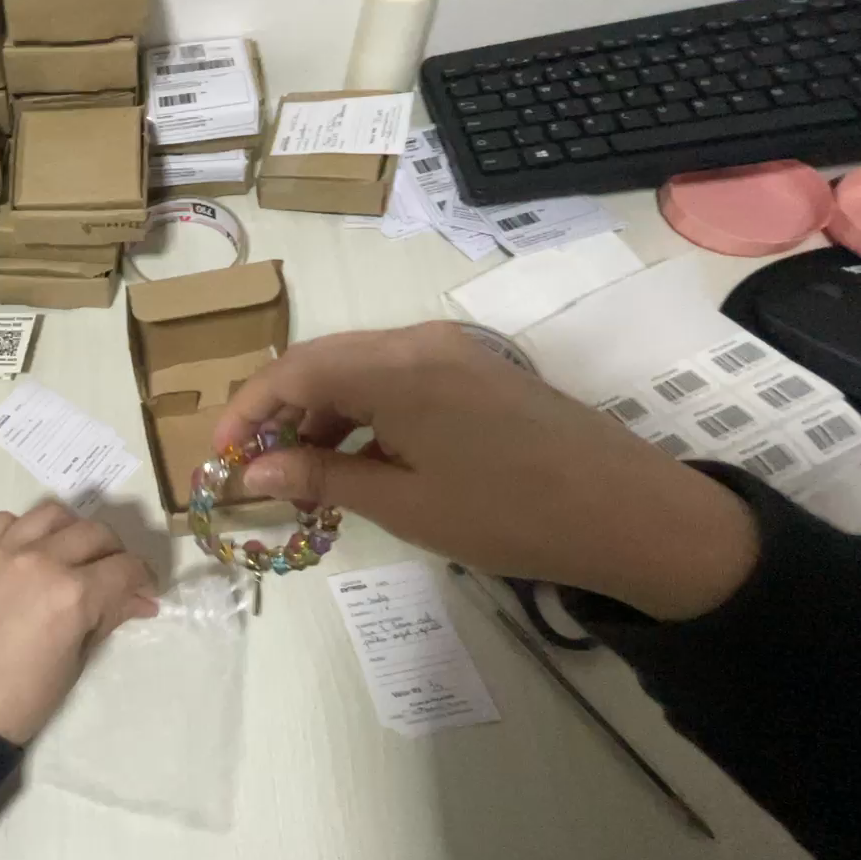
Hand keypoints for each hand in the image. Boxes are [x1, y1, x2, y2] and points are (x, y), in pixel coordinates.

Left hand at [0, 503, 157, 744]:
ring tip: (71, 553)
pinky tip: (28, 549)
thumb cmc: (22, 697)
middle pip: (95, 533)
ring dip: (72, 530)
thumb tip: (141, 600)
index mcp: (72, 594)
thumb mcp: (76, 662)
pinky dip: (25, 528)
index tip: (144, 591)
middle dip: (114, 553)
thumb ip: (108, 618)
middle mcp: (41, 560)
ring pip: (53, 514)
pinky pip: (7, 519)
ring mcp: (4, 550)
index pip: (125, 568)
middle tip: (111, 575)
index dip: (143, 579)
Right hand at [214, 323, 758, 620]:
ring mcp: (449, 350)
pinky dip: (360, 411)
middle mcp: (418, 342)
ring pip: (355, 368)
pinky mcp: (471, 366)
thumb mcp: (402, 503)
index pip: (294, 372)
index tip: (221, 453)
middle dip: (278, 411)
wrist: (639, 517)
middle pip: (320, 362)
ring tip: (304, 469)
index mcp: (398, 368)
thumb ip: (318, 477)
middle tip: (256, 463)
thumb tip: (250, 473)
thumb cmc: (509, 515)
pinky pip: (392, 377)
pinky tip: (356, 454)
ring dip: (319, 412)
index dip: (247, 409)